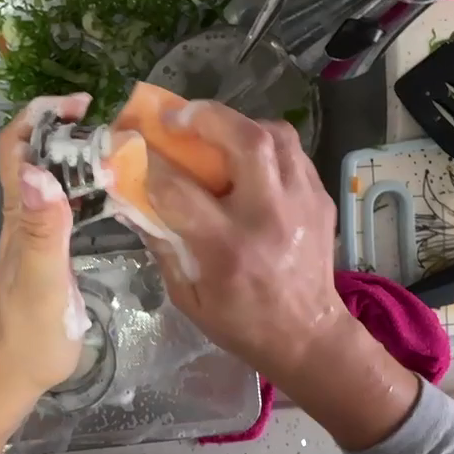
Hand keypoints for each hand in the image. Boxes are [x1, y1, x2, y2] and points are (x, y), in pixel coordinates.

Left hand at [0, 93, 91, 398]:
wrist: (14, 374)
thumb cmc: (29, 334)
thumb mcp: (41, 282)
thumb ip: (42, 231)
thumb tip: (40, 172)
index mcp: (19, 216)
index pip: (15, 148)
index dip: (39, 115)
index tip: (78, 104)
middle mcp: (23, 216)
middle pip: (32, 154)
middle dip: (63, 127)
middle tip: (110, 125)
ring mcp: (35, 234)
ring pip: (49, 178)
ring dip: (76, 155)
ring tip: (119, 150)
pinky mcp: (48, 252)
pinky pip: (64, 205)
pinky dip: (85, 187)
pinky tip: (113, 193)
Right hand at [139, 100, 347, 391]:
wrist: (308, 337)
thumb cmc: (239, 323)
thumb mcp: (186, 295)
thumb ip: (161, 244)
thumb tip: (135, 199)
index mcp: (227, 249)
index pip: (180, 190)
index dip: (151, 164)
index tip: (133, 147)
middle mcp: (268, 217)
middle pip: (246, 141)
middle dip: (208, 117)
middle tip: (179, 116)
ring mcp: (302, 203)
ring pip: (277, 135)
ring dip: (240, 124)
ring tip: (216, 133)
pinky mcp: (321, 198)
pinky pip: (292, 153)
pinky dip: (265, 146)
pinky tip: (247, 161)